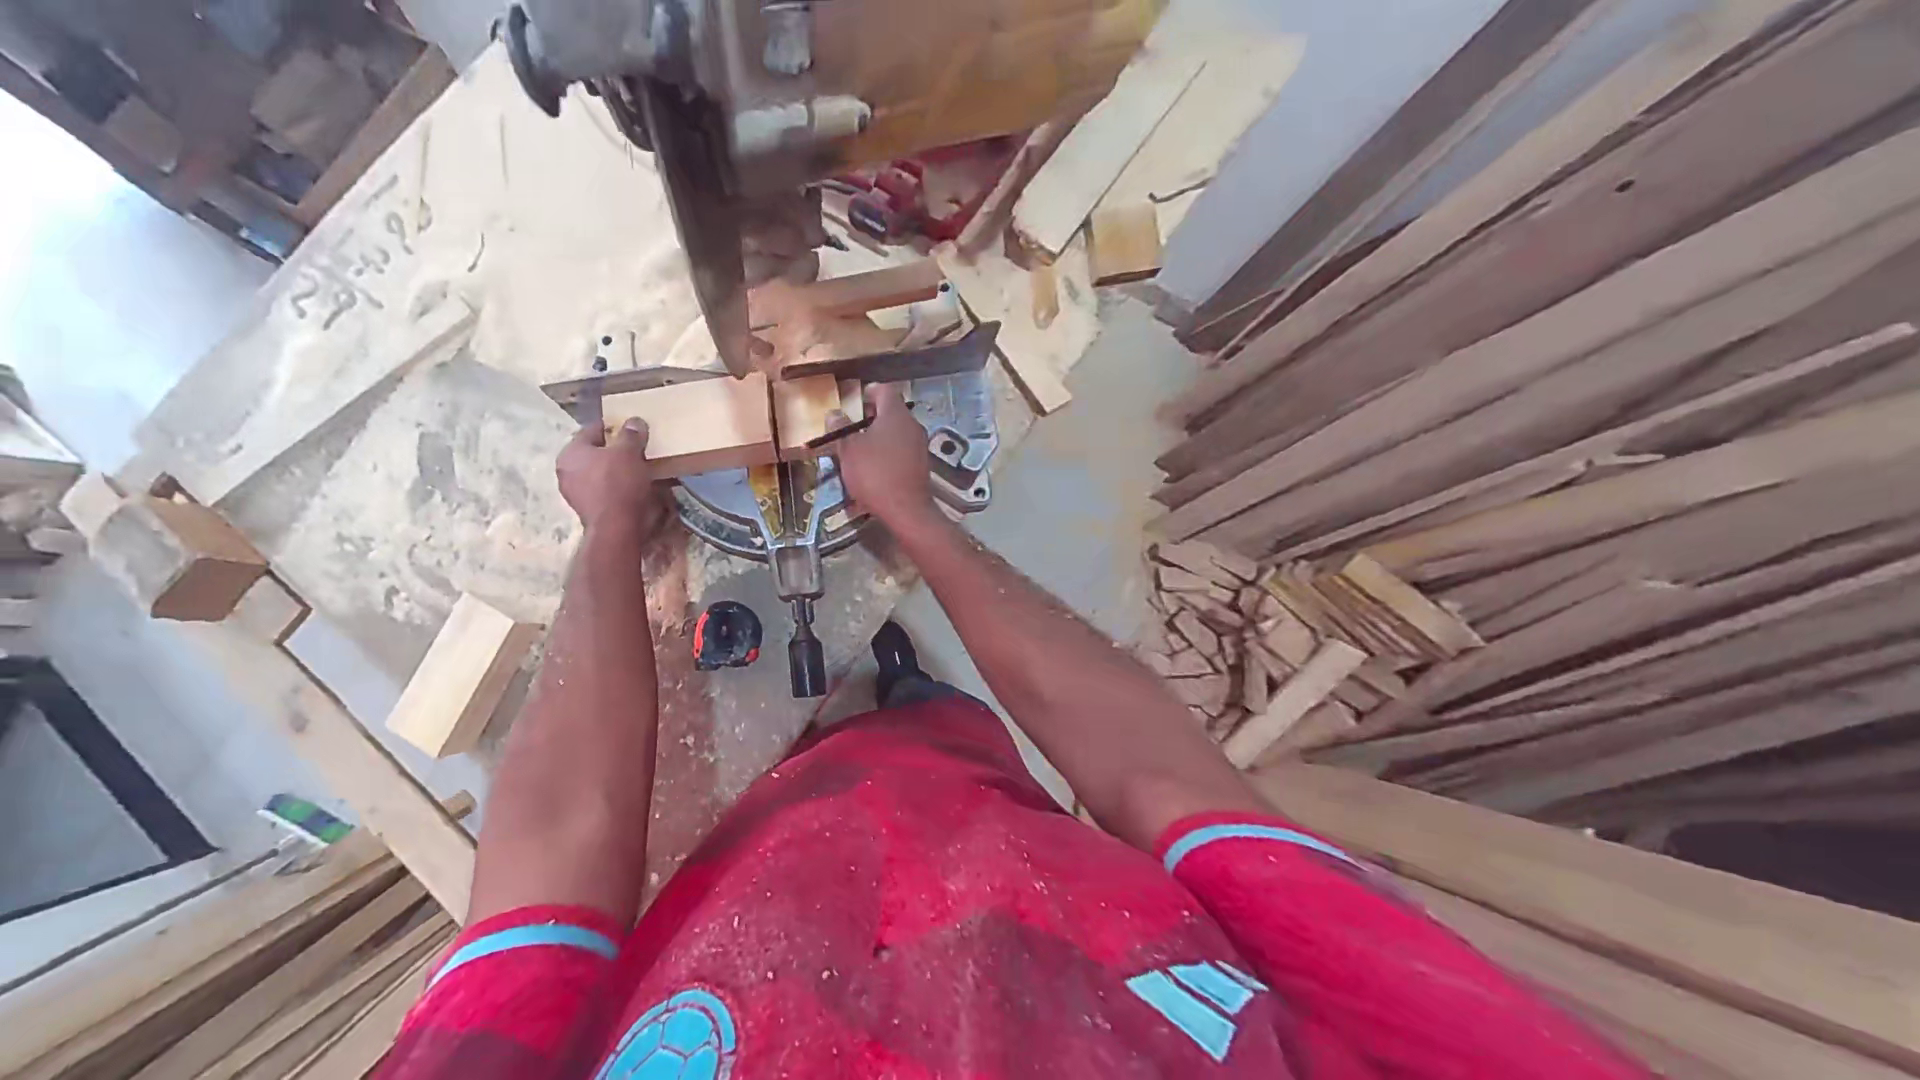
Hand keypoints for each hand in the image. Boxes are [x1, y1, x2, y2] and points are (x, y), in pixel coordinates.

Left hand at [557, 419, 663, 534]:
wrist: (616, 527)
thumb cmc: (619, 483)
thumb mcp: (629, 453)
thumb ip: (631, 435)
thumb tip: (634, 421)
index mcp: (571, 451)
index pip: (592, 430)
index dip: (613, 427)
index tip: (632, 430)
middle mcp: (566, 469)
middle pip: (593, 452)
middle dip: (613, 450)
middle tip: (635, 450)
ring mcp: (573, 491)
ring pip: (597, 472)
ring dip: (614, 469)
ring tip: (636, 469)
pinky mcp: (586, 508)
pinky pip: (601, 489)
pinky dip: (614, 486)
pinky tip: (630, 488)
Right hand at [832, 385, 935, 529]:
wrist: (906, 510)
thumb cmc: (874, 474)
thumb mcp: (849, 450)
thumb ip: (840, 429)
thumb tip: (835, 414)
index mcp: (896, 414)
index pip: (885, 390)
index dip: (869, 391)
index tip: (856, 400)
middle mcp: (912, 425)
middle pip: (892, 412)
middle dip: (872, 417)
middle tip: (853, 427)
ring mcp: (920, 446)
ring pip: (897, 433)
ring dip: (879, 437)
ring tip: (860, 449)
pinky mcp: (921, 466)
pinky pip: (902, 451)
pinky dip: (888, 453)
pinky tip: (875, 468)